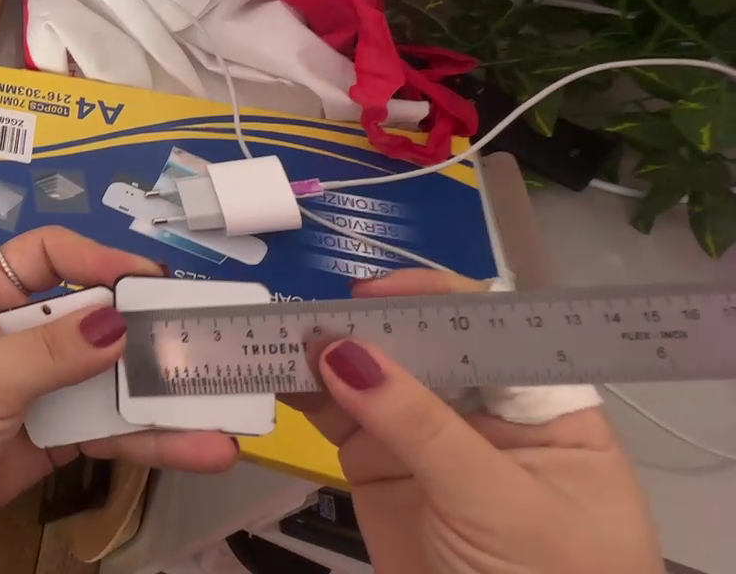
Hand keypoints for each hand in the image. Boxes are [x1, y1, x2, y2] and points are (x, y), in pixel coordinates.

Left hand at [0, 228, 238, 559]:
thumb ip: (52, 352)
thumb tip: (119, 322)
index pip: (44, 256)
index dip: (93, 258)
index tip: (146, 279)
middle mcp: (18, 331)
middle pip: (90, 317)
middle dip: (145, 327)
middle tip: (206, 336)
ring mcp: (41, 384)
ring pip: (110, 377)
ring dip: (162, 391)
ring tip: (226, 402)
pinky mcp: (57, 433)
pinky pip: (110, 429)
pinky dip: (153, 439)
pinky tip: (202, 447)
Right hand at [289, 270, 661, 573]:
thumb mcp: (501, 508)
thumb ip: (420, 426)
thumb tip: (338, 349)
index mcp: (542, 412)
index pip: (492, 330)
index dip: (435, 300)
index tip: (371, 293)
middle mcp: (476, 409)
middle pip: (413, 342)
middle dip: (358, 322)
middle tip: (299, 313)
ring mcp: (416, 431)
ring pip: (360, 369)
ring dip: (313, 350)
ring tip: (265, 335)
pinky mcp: (368, 456)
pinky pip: (325, 406)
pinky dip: (289, 385)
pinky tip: (259, 368)